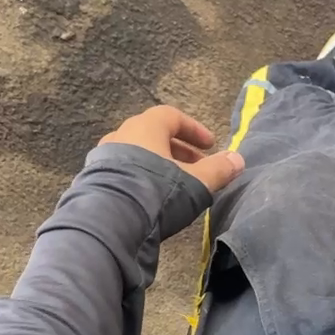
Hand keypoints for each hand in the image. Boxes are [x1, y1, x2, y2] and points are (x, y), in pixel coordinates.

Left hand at [99, 105, 244, 191]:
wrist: (113, 217)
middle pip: (154, 134)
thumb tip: (238, 159)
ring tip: (178, 184)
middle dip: (180, 150)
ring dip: (161, 164)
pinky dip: (145, 177)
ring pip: (139, 153)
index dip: (194, 129)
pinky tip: (155, 196)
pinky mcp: (97, 179)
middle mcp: (122, 136)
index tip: (210, 146)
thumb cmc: (159, 191)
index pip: (171, 117)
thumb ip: (218, 169)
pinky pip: (126, 170)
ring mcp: (105, 157)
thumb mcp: (198, 182)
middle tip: (198, 167)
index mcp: (146, 128)